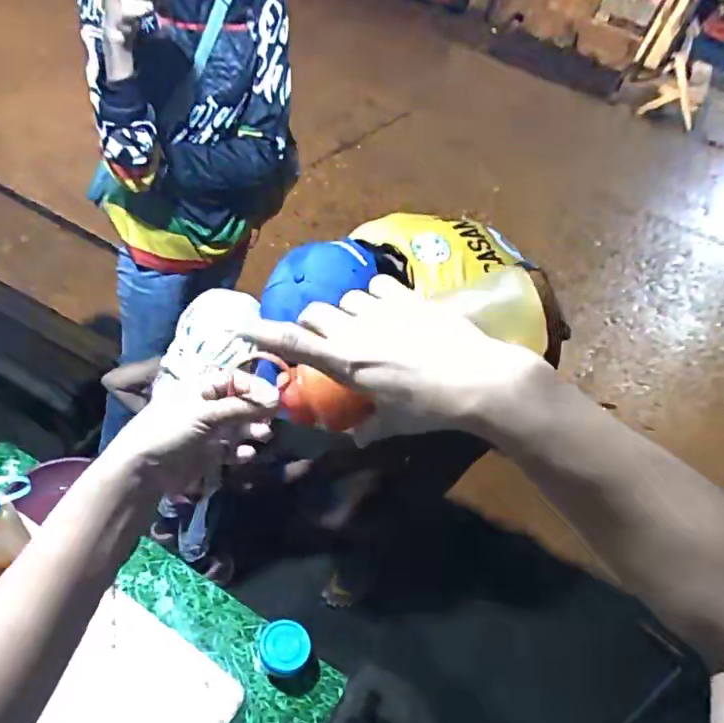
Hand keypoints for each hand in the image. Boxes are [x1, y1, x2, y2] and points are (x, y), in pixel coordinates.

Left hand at [101, 370, 277, 496]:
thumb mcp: (204, 414)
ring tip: (262, 437)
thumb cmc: (169, 430)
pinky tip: (246, 455)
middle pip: (241, 404)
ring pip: (240, 427)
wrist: (143, 469)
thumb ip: (240, 407)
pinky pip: (233, 449)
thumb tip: (276, 399)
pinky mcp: (209, 453)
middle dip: (258, 412)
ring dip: (253, 432)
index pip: (236, 380)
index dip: (257, 388)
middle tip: (272, 420)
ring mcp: (209, 430)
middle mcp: (207, 406)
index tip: (276, 399)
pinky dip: (242, 451)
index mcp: (201, 387)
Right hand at [237, 275, 553, 439]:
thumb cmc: (430, 408)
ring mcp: (382, 309)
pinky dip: (374, 295)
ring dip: (345, 311)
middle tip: (324, 338)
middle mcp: (355, 330)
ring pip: (345, 297)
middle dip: (311, 323)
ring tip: (363, 324)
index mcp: (345, 362)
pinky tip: (388, 306)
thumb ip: (370, 428)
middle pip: (313, 313)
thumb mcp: (395, 423)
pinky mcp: (409, 296)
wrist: (479, 379)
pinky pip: (377, 284)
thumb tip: (356, 437)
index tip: (244, 327)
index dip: (265, 333)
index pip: (293, 343)